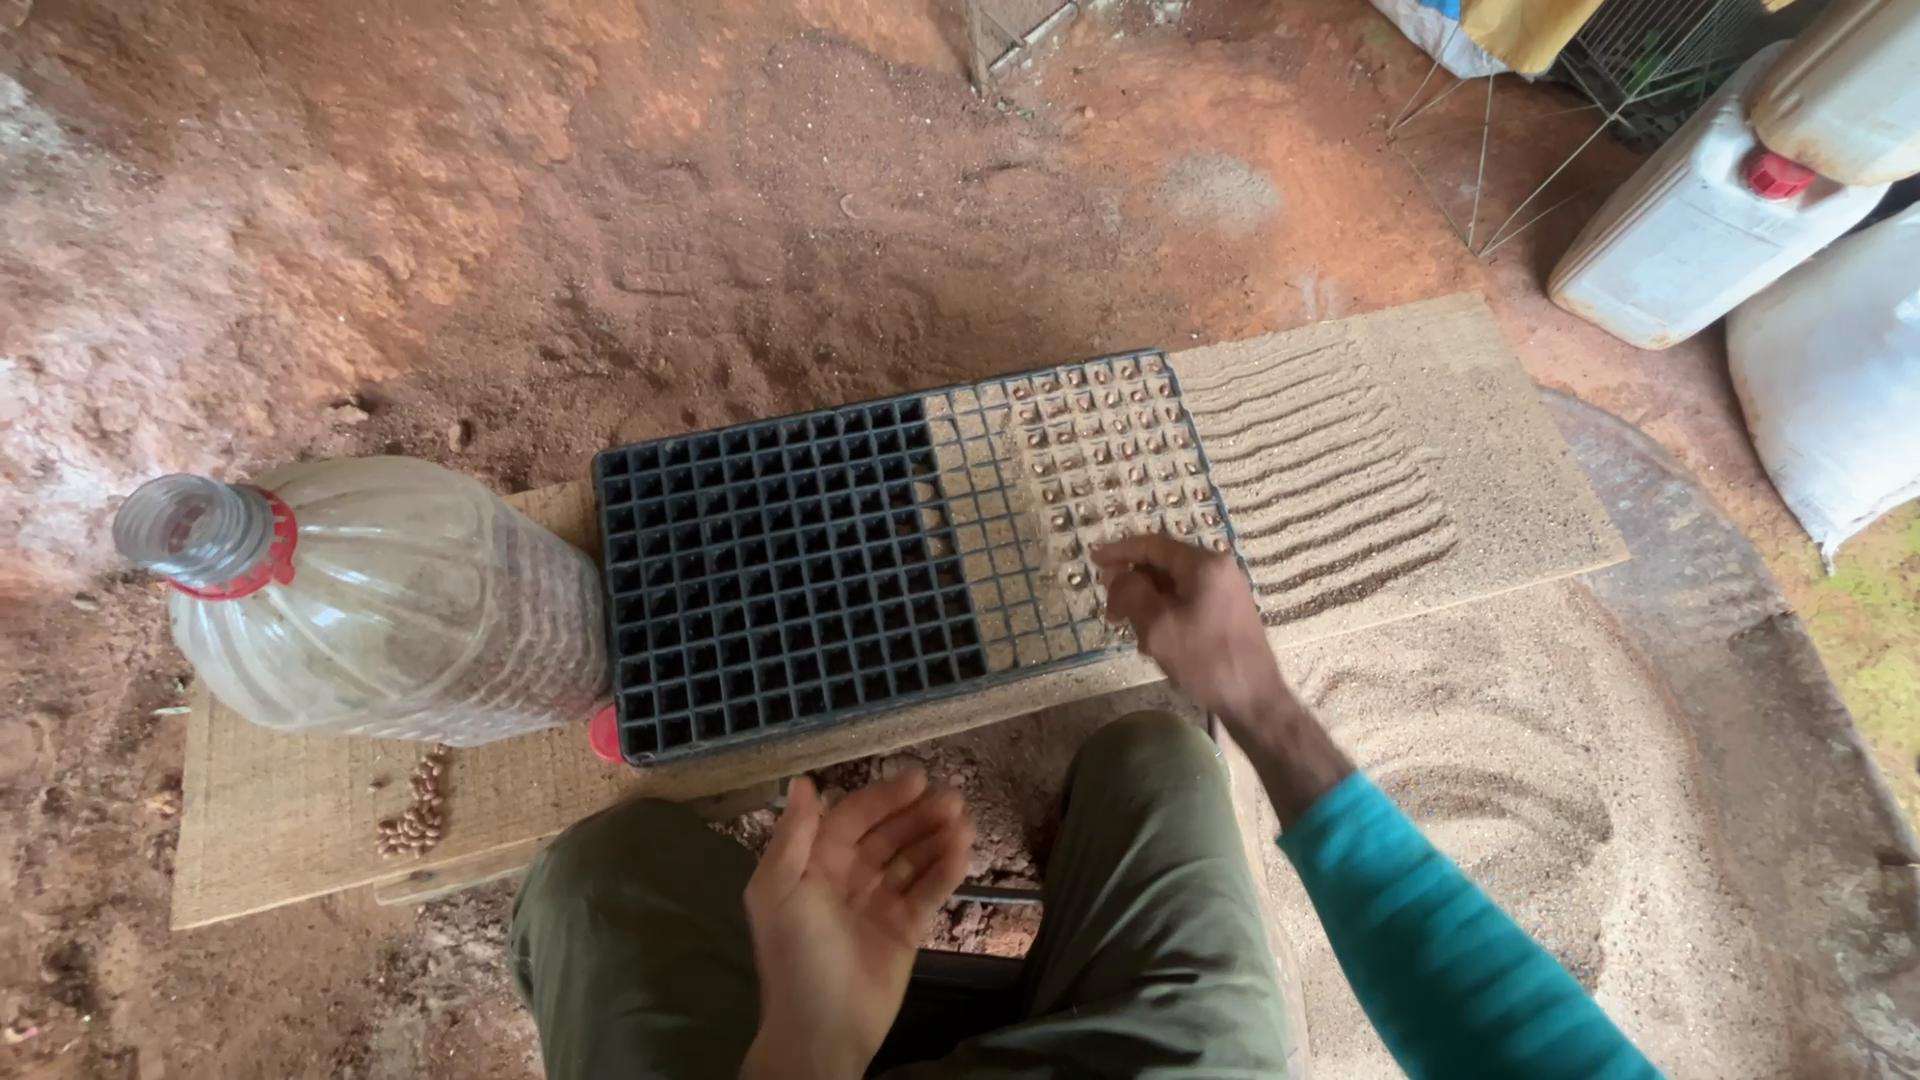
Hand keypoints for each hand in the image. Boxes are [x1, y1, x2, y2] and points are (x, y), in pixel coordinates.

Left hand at [739, 769, 974, 1079]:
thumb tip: (802, 781)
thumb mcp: (779, 891)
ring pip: (913, 858)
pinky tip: (963, 852)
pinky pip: (928, 891)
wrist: (821, 1032)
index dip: (885, 796)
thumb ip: (794, 834)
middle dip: (919, 814)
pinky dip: (945, 871)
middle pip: (890, 833)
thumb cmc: (795, 955)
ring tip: (965, 823)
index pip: (856, 817)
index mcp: (818, 861)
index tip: (919, 779)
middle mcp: (850, 875)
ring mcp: (880, 901)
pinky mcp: (906, 928)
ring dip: (938, 837)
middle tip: (953, 799)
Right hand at [1091, 534, 1352, 823]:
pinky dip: (1163, 612)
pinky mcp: (1226, 612)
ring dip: (1145, 602)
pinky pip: (1185, 601)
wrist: (1253, 699)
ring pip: (1172, 585)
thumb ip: (1131, 591)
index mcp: (1204, 564)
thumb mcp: (1157, 624)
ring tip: (1129, 628)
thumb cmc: (1204, 659)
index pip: (1152, 544)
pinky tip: (1152, 639)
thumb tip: (1117, 574)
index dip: (1119, 551)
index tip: (1093, 560)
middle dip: (1131, 583)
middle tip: (1110, 607)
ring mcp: (1225, 591)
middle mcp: (1217, 570)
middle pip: (1162, 564)